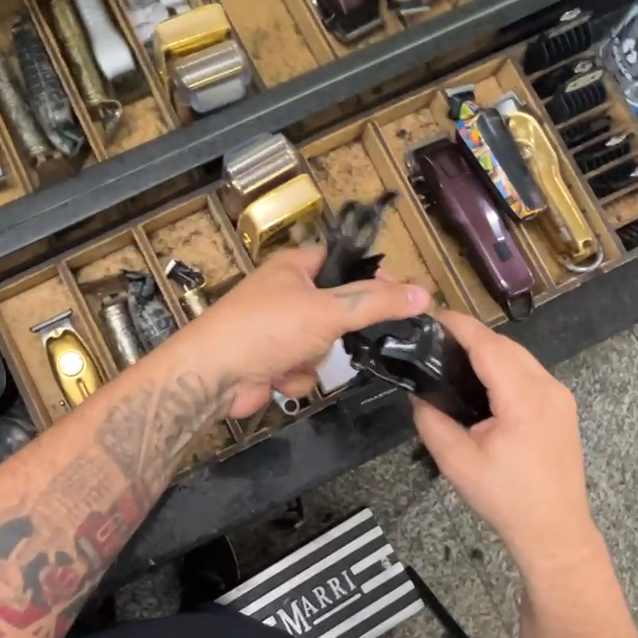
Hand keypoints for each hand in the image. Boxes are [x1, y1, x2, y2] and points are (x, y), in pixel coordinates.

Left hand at [167, 246, 428, 418]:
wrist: (214, 376)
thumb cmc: (265, 329)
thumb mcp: (328, 311)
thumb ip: (376, 303)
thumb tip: (423, 293)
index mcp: (295, 266)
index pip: (344, 261)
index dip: (371, 277)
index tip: (397, 296)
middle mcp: (285, 292)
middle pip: (338, 309)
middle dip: (335, 332)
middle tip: (334, 334)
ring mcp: (277, 329)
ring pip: (323, 345)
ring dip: (313, 359)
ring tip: (293, 357)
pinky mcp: (271, 361)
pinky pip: (304, 368)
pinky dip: (295, 376)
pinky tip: (276, 376)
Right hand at [410, 312, 594, 551]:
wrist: (554, 530)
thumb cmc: (505, 497)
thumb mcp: (456, 461)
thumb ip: (431, 421)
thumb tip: (417, 393)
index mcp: (524, 399)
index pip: (489, 346)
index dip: (459, 326)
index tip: (430, 317)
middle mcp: (548, 388)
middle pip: (506, 345)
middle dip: (471, 335)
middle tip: (433, 340)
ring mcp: (560, 396)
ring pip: (519, 356)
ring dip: (488, 350)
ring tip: (451, 356)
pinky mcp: (561, 407)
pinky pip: (528, 372)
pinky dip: (503, 365)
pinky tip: (480, 378)